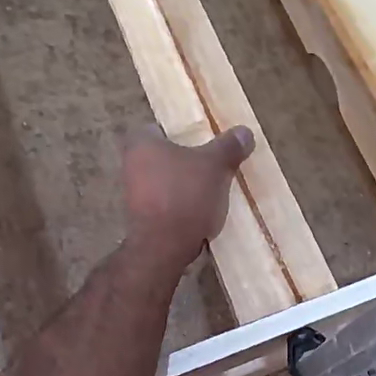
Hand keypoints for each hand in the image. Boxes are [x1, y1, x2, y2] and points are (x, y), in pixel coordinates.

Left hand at [122, 125, 254, 273]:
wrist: (165, 246)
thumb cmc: (186, 195)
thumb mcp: (215, 165)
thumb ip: (229, 146)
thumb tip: (244, 131)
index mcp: (142, 144)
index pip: (159, 128)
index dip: (182, 133)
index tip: (203, 143)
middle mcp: (131, 166)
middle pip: (164, 157)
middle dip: (187, 162)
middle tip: (213, 166)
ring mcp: (133, 196)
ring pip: (165, 183)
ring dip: (185, 186)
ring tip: (212, 192)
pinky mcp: (141, 220)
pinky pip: (165, 205)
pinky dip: (181, 207)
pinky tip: (201, 214)